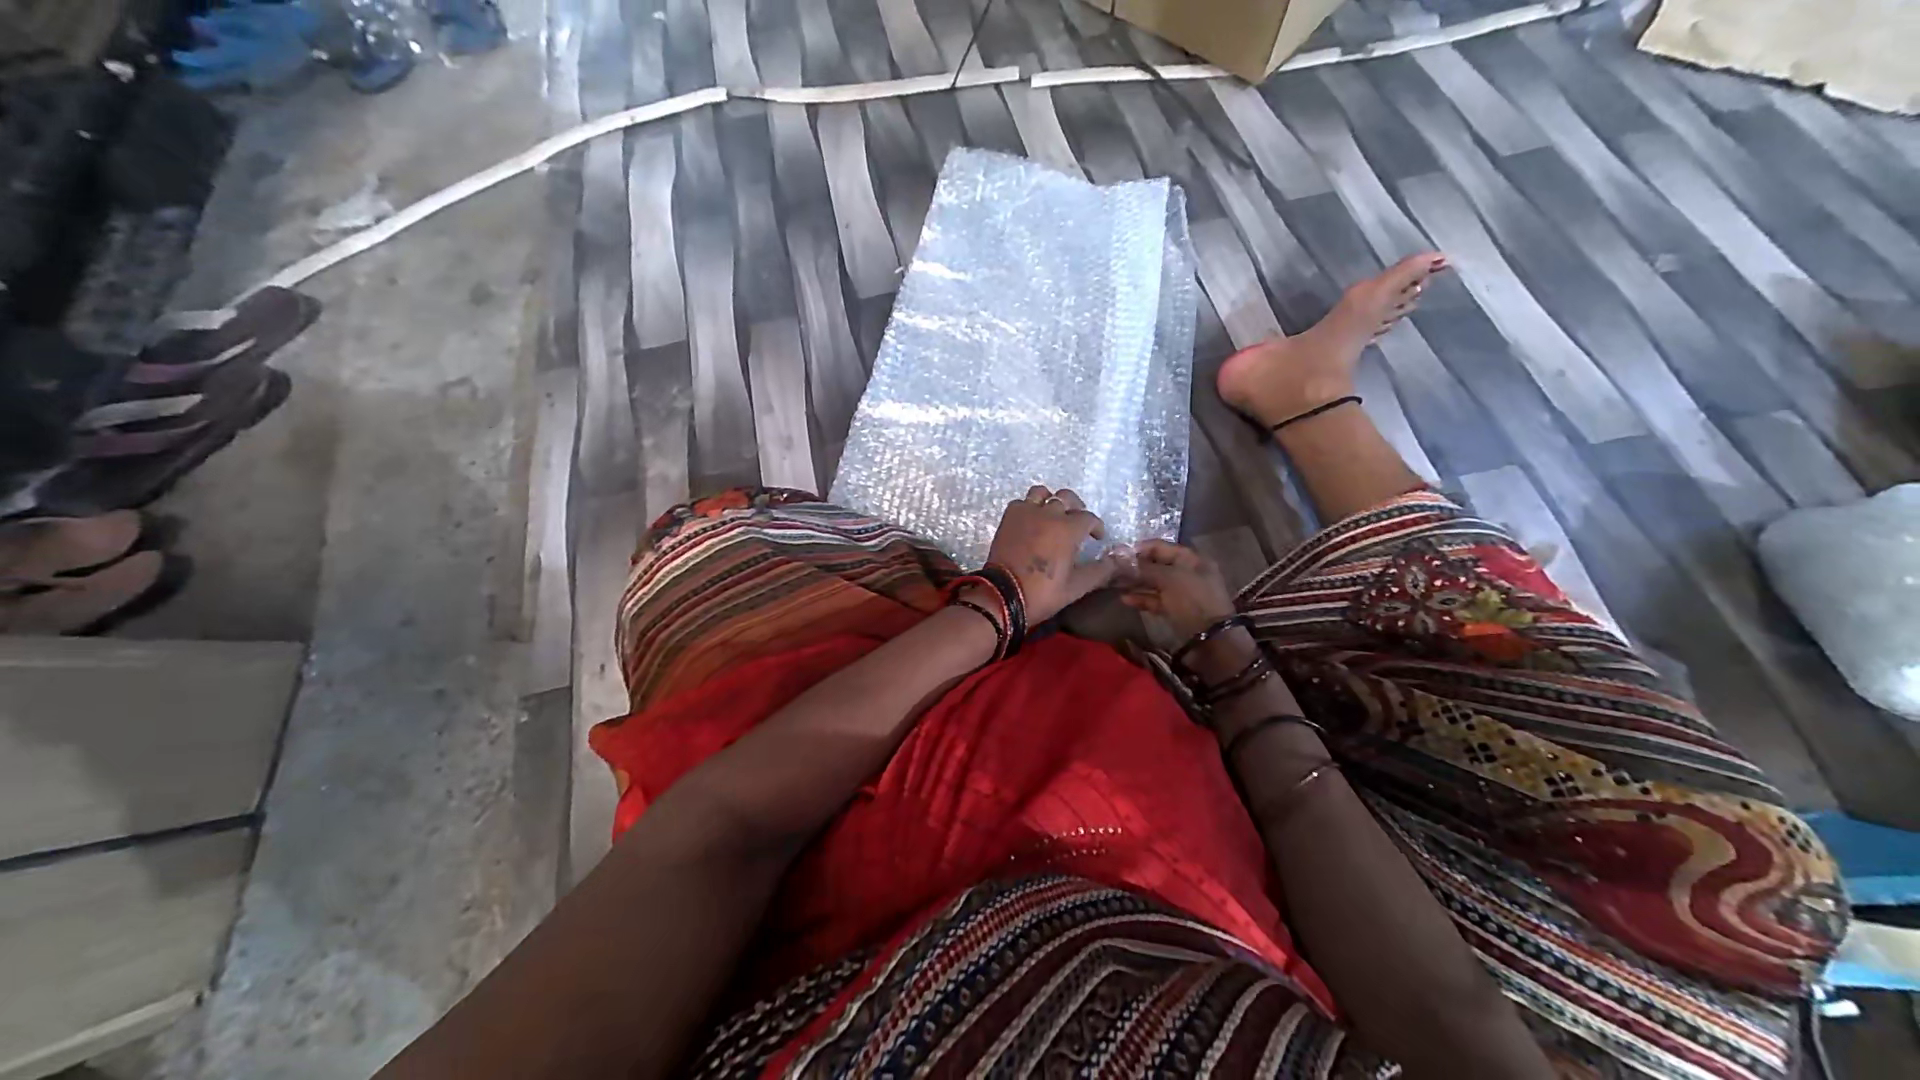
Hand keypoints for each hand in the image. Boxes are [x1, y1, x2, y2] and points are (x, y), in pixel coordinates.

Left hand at [985, 486, 1120, 622]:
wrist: (1003, 595)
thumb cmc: (1042, 592)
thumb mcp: (1077, 586)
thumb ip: (1100, 571)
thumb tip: (1116, 561)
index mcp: (1068, 529)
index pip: (1089, 518)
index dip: (1096, 527)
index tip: (1097, 538)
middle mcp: (1048, 514)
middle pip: (1067, 498)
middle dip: (1076, 508)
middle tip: (1077, 521)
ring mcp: (1026, 513)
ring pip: (1042, 493)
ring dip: (1051, 500)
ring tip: (1053, 514)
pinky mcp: (1008, 518)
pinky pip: (1021, 503)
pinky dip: (1029, 507)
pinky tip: (1032, 521)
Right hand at [1118, 540, 1236, 641]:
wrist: (1210, 638)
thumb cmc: (1192, 600)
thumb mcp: (1169, 579)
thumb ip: (1146, 568)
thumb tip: (1123, 559)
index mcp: (1192, 559)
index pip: (1162, 547)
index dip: (1140, 548)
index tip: (1119, 553)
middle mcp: (1187, 573)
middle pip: (1157, 565)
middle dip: (1136, 567)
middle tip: (1114, 569)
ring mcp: (1181, 592)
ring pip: (1155, 583)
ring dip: (1136, 583)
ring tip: (1116, 583)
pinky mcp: (1175, 609)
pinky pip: (1156, 599)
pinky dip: (1142, 598)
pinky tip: (1125, 599)